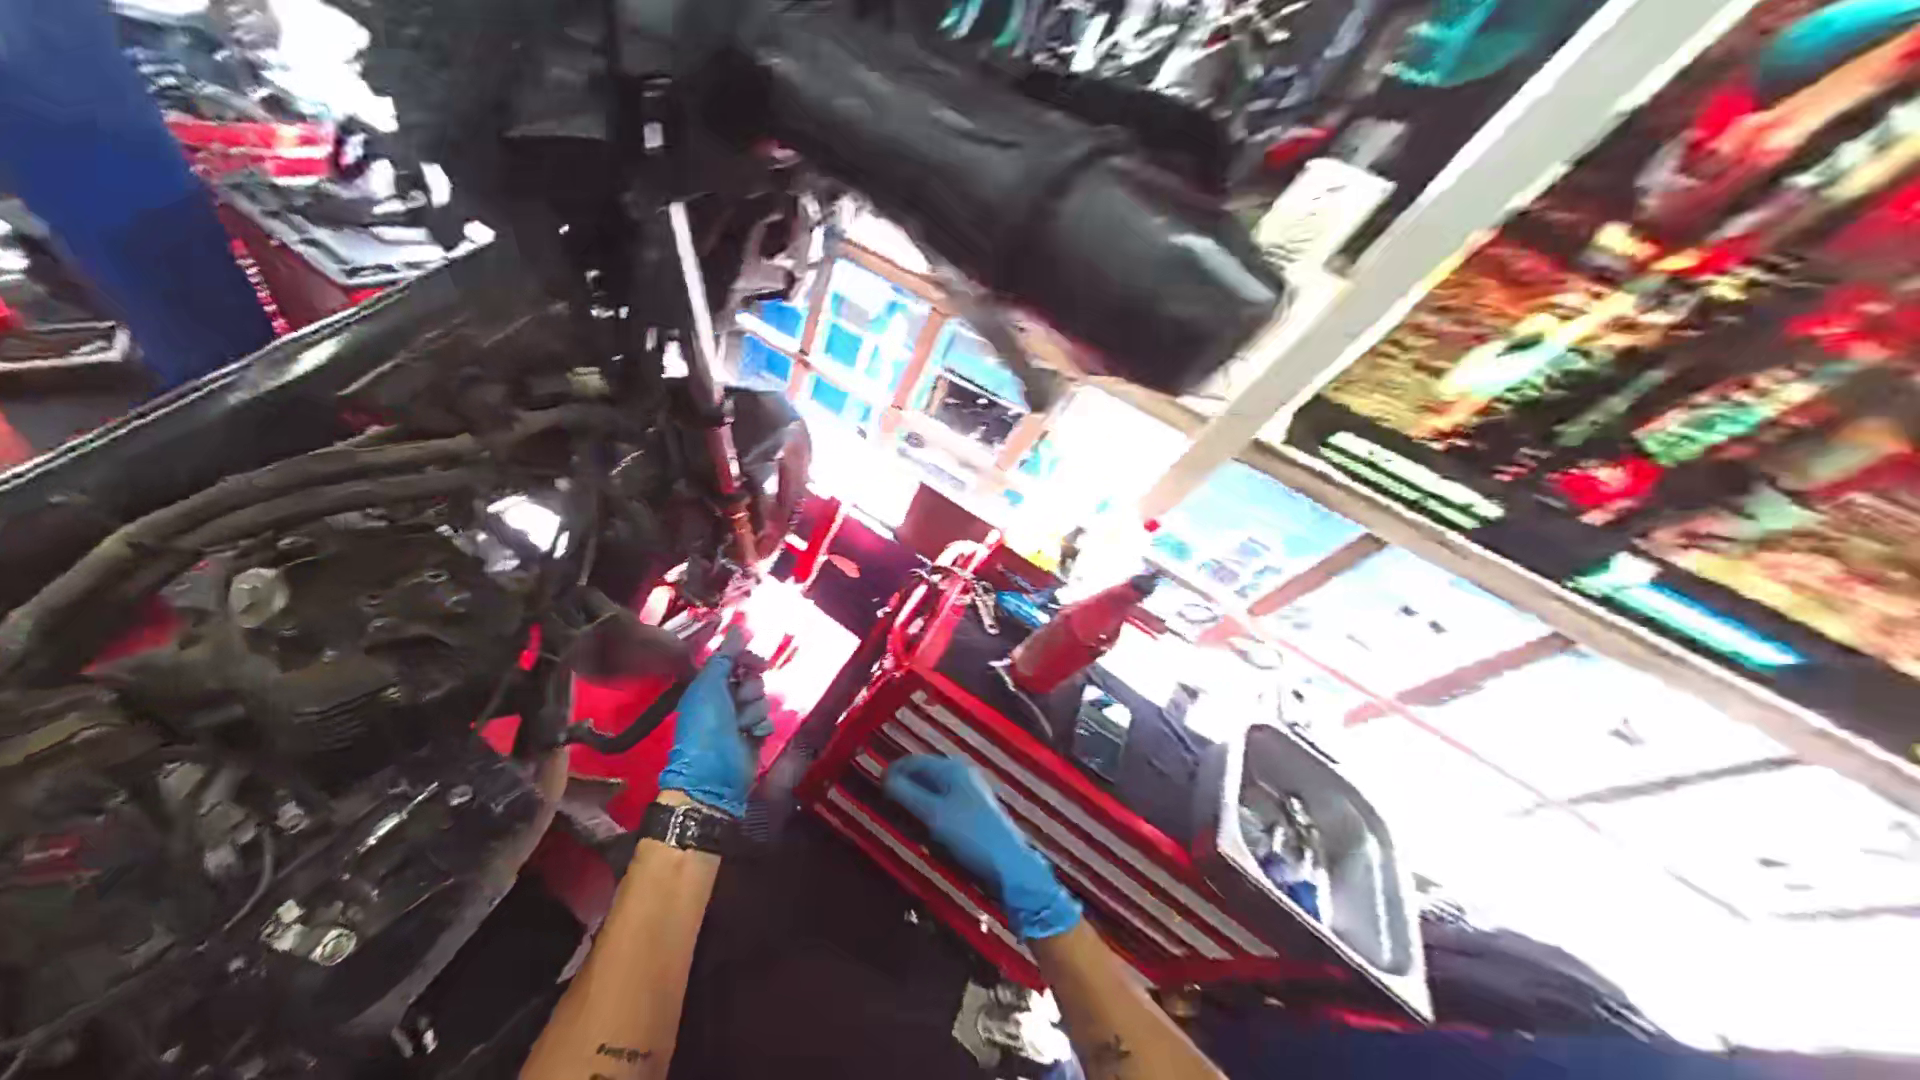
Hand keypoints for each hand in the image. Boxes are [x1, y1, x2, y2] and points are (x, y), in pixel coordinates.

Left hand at [657, 628, 771, 816]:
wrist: (712, 775)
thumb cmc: (705, 726)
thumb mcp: (709, 686)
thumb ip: (725, 656)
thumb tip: (739, 627)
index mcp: (709, 686)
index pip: (736, 661)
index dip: (748, 660)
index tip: (758, 663)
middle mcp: (724, 700)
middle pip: (753, 679)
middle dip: (751, 689)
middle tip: (740, 702)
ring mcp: (739, 719)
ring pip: (762, 700)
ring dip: (754, 711)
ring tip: (742, 725)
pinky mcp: (753, 736)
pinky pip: (768, 721)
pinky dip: (761, 727)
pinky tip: (752, 735)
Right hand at [882, 754, 1080, 939]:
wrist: (1008, 864)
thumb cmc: (969, 835)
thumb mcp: (932, 814)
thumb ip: (905, 793)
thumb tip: (883, 778)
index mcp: (952, 768)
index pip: (914, 761)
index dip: (893, 773)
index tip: (875, 790)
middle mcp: (962, 774)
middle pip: (924, 774)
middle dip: (904, 788)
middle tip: (888, 808)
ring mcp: (970, 792)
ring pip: (933, 791)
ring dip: (916, 803)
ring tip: (905, 821)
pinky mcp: (975, 810)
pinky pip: (944, 804)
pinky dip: (930, 813)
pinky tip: (927, 830)